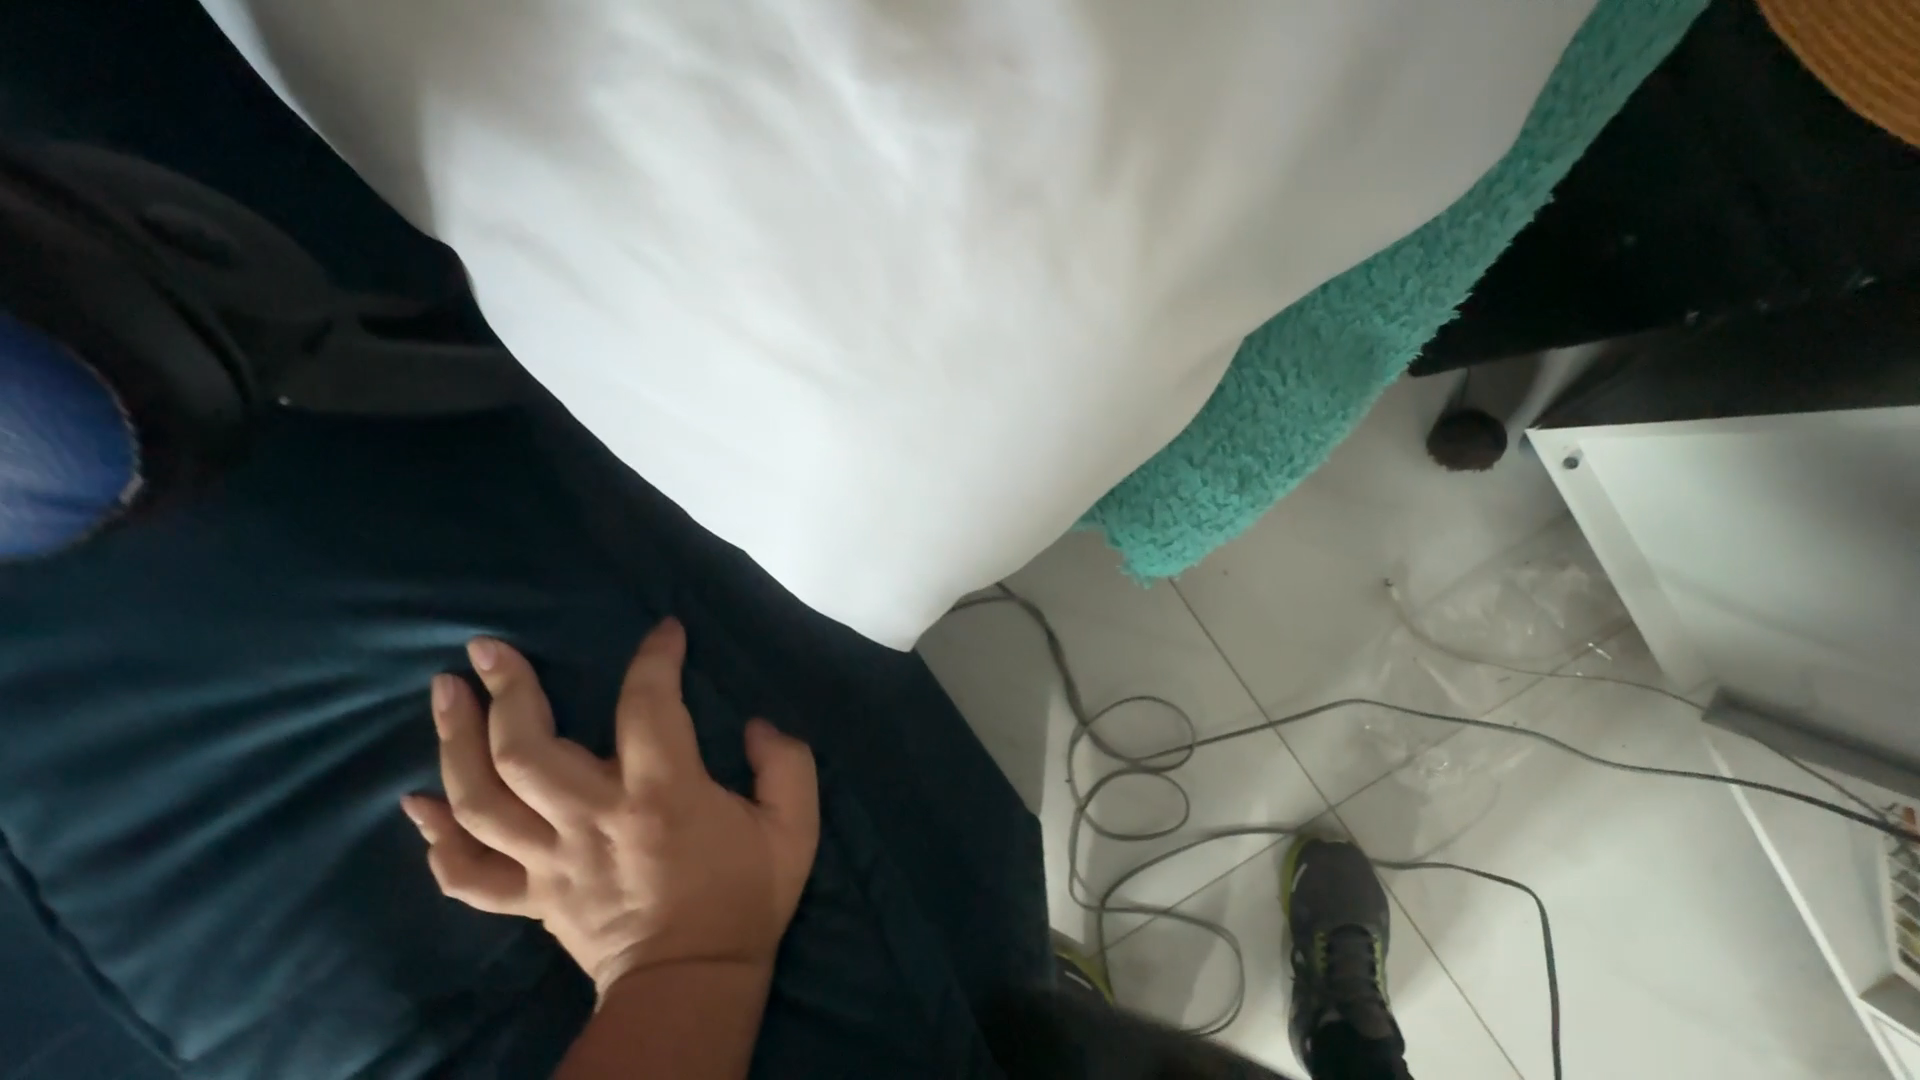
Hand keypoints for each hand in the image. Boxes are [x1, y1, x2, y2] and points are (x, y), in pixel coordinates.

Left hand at [400, 618, 819, 996]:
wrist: (695, 984)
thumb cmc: (745, 898)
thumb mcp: (794, 827)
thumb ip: (786, 764)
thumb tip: (756, 724)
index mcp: (660, 796)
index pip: (647, 705)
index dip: (655, 659)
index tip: (665, 632)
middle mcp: (591, 820)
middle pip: (526, 748)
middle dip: (504, 690)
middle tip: (486, 648)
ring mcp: (550, 863)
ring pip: (482, 801)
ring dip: (453, 743)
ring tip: (444, 693)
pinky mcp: (531, 899)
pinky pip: (468, 874)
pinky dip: (437, 840)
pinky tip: (417, 804)